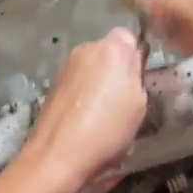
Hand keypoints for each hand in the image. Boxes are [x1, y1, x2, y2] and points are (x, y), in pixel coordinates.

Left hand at [17, 28, 145, 188]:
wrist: (58, 156)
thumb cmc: (107, 129)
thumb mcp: (139, 103)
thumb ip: (137, 74)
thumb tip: (133, 62)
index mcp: (112, 48)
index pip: (130, 37)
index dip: (136, 58)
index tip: (138, 82)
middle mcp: (87, 47)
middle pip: (109, 51)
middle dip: (116, 69)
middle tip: (123, 100)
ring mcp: (67, 65)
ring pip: (91, 67)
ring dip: (98, 82)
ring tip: (102, 114)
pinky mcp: (53, 83)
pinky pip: (77, 81)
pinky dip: (83, 94)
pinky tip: (84, 119)